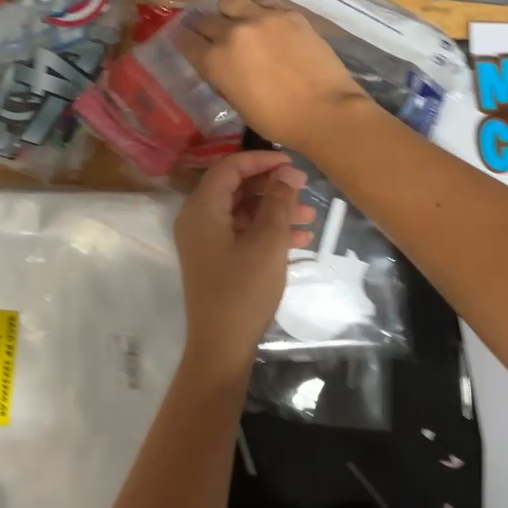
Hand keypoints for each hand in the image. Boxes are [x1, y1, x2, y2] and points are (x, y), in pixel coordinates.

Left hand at [173, 151, 307, 380]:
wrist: (221, 346)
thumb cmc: (244, 290)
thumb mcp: (268, 243)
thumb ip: (278, 202)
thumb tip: (288, 172)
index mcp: (202, 208)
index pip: (230, 167)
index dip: (262, 160)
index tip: (293, 164)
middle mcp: (197, 218)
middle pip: (235, 187)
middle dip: (272, 186)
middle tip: (305, 189)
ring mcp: (204, 240)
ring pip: (242, 211)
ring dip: (275, 210)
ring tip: (311, 218)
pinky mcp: (214, 258)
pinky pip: (240, 232)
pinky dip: (266, 230)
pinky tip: (299, 240)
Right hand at [175, 0, 372, 151]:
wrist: (325, 110)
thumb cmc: (278, 120)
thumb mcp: (238, 103)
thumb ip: (224, 78)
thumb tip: (222, 65)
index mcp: (215, 60)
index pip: (186, 41)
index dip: (183, 39)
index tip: (184, 39)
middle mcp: (232, 32)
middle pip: (206, 19)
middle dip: (203, 25)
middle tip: (209, 31)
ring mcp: (261, 18)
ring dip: (228, 9)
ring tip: (235, 17)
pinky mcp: (287, 13)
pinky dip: (256, 6)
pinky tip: (262, 15)